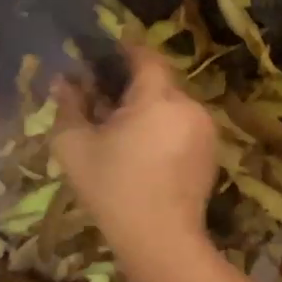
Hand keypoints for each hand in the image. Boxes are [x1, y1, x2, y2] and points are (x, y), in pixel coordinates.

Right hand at [51, 43, 216, 253]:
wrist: (161, 232)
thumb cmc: (112, 186)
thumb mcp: (75, 144)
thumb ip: (71, 105)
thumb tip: (67, 81)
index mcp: (160, 100)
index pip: (148, 59)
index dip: (126, 50)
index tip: (103, 49)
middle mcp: (192, 107)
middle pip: (161, 83)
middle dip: (132, 83)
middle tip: (99, 93)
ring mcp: (208, 128)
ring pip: (174, 104)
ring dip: (149, 105)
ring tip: (116, 122)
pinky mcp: (213, 148)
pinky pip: (186, 124)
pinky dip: (165, 124)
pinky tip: (142, 143)